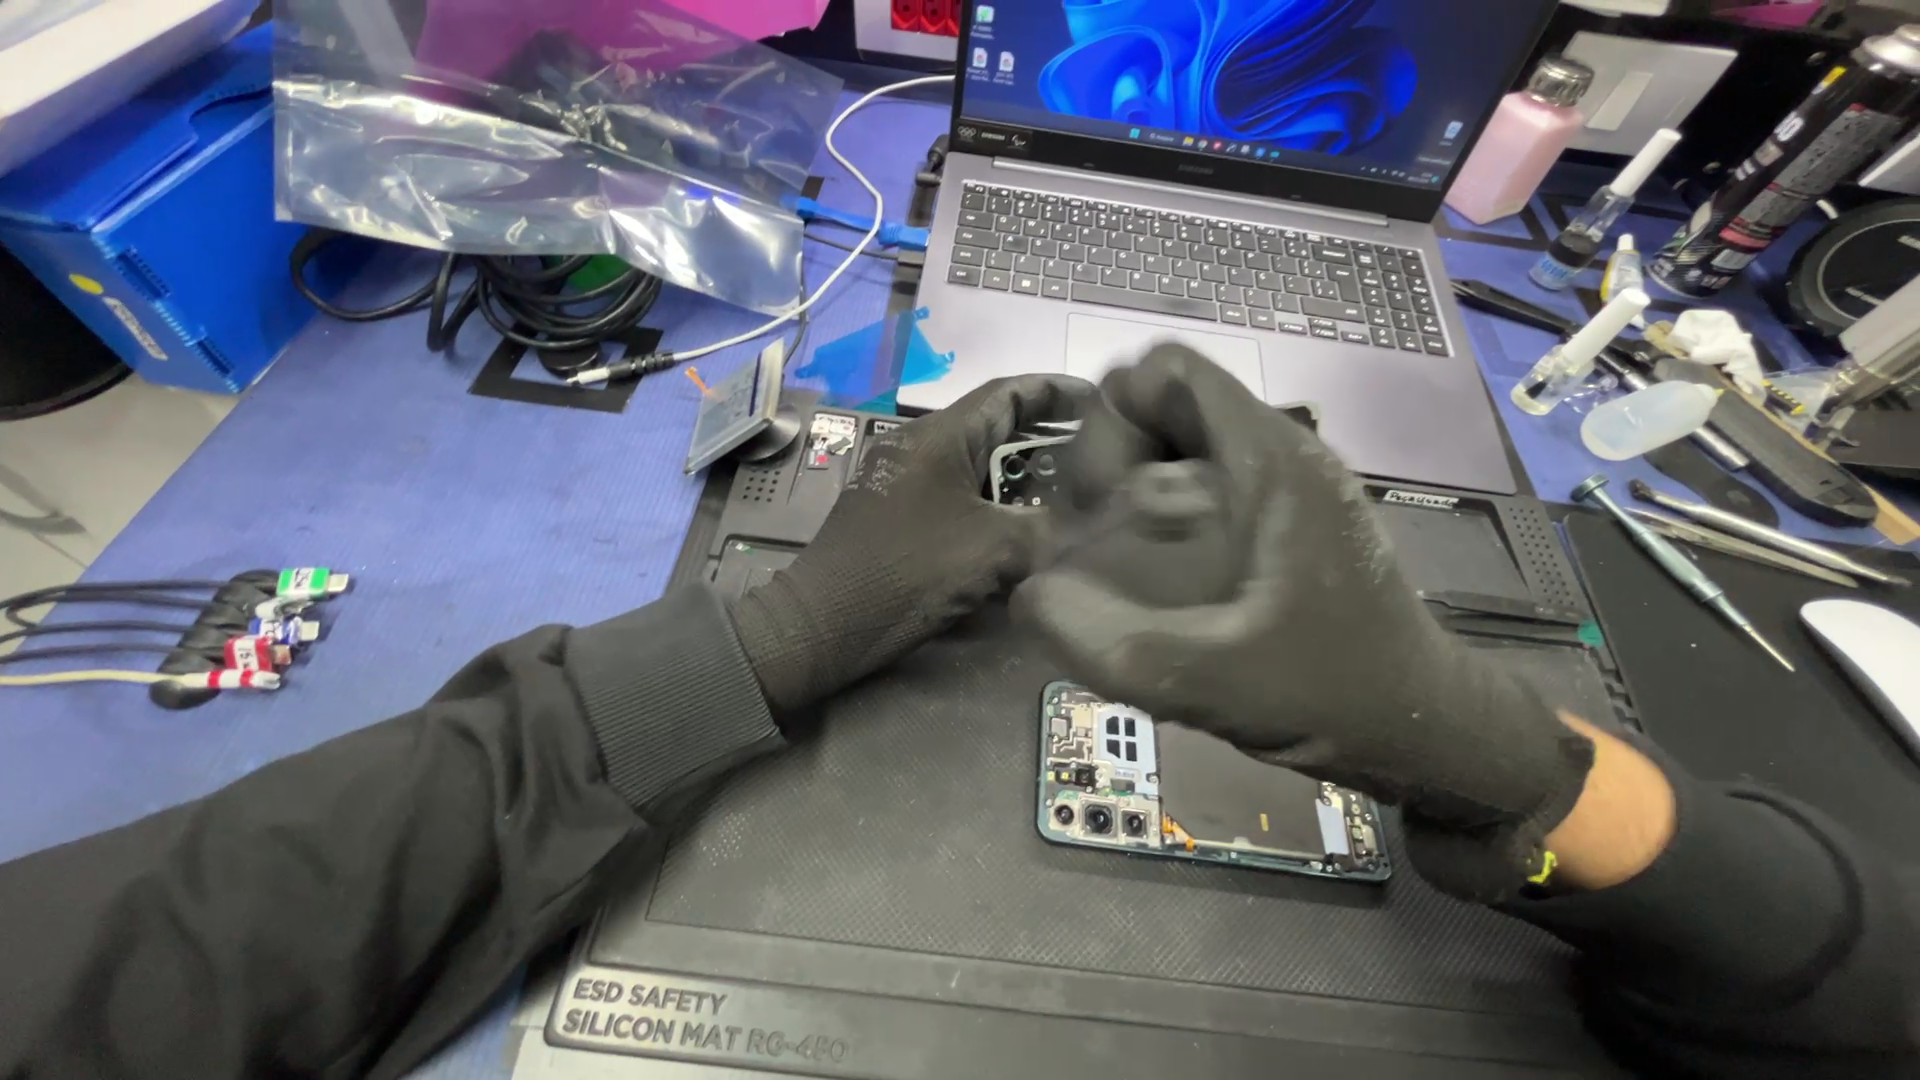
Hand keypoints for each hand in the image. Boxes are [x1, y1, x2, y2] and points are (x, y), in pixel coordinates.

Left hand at [730, 374, 1091, 717]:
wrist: (826, 622)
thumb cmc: (908, 572)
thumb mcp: (992, 548)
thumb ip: (1049, 527)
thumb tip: (1097, 519)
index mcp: (940, 436)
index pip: (1008, 392)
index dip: (1058, 392)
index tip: (1102, 403)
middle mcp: (923, 448)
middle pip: (996, 428)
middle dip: (1048, 440)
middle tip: (1097, 458)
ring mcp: (909, 482)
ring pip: (980, 467)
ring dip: (1024, 479)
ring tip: (1072, 495)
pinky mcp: (903, 517)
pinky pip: (961, 497)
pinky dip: (997, 507)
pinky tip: (1027, 530)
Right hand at [1013, 345, 1593, 901]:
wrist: (1416, 720)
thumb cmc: (1324, 691)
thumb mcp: (1203, 680)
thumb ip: (1105, 642)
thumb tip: (1029, 595)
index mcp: (1265, 461)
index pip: (1166, 371)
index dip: (1111, 417)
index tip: (1097, 495)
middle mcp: (1273, 452)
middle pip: (1161, 401)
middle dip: (1110, 455)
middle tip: (1098, 530)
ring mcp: (1281, 483)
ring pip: (1177, 440)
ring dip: (1131, 483)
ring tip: (1118, 552)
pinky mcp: (1282, 515)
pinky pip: (1200, 479)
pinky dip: (1160, 507)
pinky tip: (1154, 569)